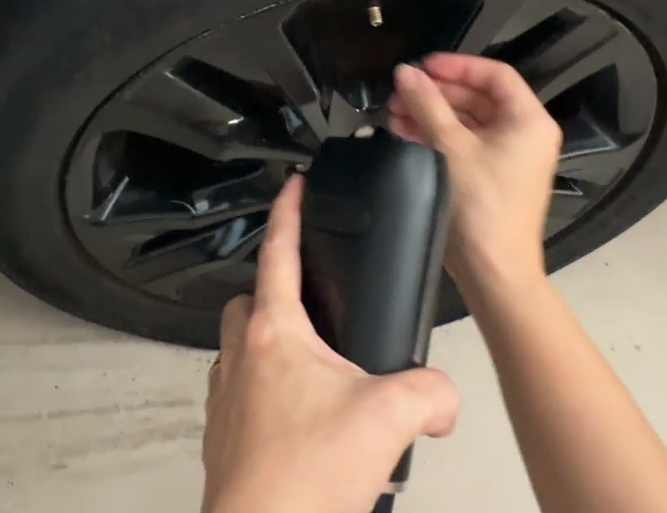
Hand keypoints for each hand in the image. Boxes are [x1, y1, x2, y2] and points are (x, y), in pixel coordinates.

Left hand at [202, 175, 460, 512]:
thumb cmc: (301, 479)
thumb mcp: (387, 419)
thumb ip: (429, 393)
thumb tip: (443, 397)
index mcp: (275, 333)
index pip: (277, 251)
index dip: (286, 212)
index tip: (292, 187)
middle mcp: (240, 357)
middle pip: (248, 299)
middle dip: (273, 288)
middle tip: (308, 300)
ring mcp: (226, 397)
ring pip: (237, 345)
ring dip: (265, 343)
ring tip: (310, 365)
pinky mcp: (223, 438)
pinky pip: (236, 393)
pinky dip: (261, 391)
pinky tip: (299, 418)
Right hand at [387, 53, 561, 291]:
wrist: (493, 271)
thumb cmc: (480, 205)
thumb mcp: (450, 147)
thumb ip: (426, 104)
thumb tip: (404, 72)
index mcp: (529, 121)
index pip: (494, 74)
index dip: (456, 65)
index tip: (422, 67)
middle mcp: (525, 135)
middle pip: (478, 97)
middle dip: (436, 93)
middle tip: (402, 91)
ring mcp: (510, 158)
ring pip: (468, 121)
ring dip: (432, 114)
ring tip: (395, 112)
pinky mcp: (493, 178)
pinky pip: (465, 144)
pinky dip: (437, 136)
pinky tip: (405, 134)